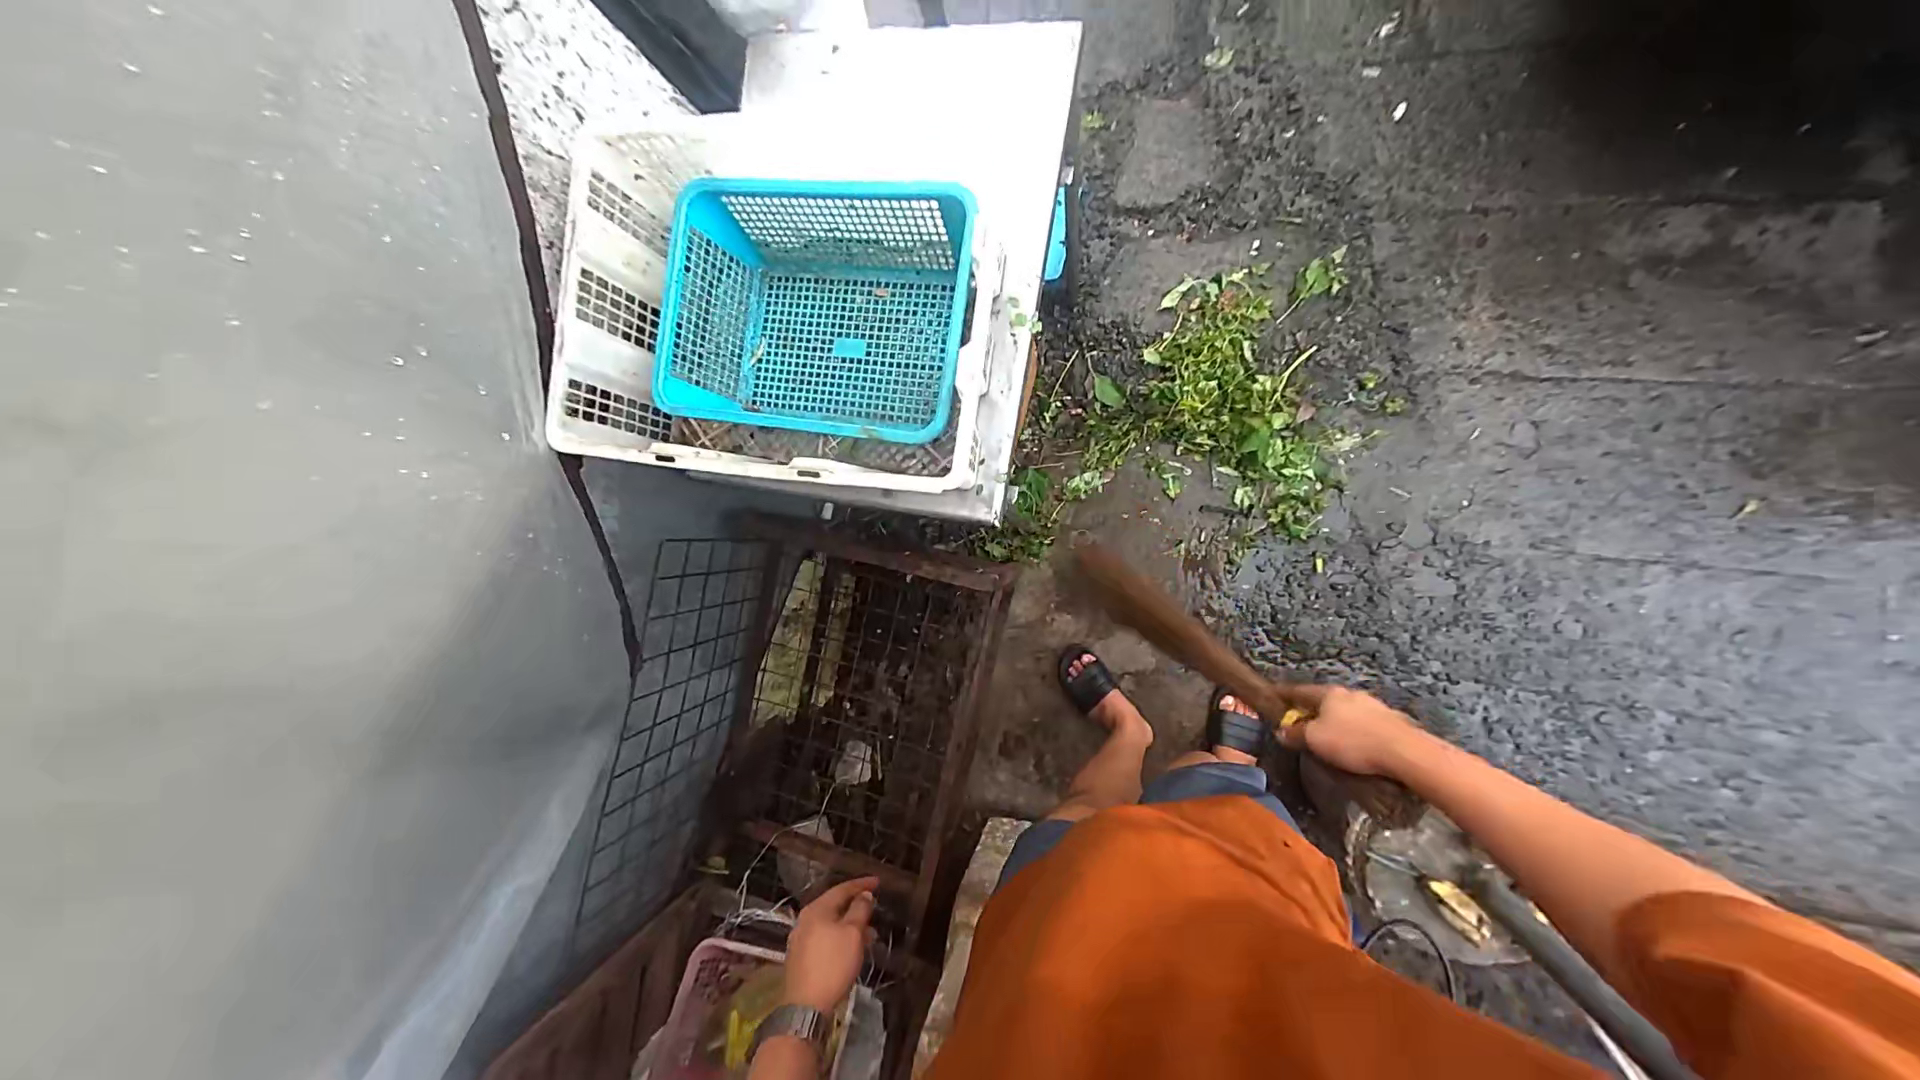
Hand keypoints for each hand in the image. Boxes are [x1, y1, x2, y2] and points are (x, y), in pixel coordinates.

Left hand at [782, 876, 877, 1010]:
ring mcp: (800, 939)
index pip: (842, 889)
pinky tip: (850, 949)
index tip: (878, 882)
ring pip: (830, 924)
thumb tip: (864, 895)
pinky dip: (839, 938)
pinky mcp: (800, 958)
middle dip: (856, 906)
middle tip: (874, 908)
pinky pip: (824, 938)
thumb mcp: (853, 934)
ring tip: (868, 934)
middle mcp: (805, 920)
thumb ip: (860, 910)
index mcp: (816, 909)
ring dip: (849, 925)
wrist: (806, 1007)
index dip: (861, 884)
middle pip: (834, 906)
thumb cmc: (833, 965)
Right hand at [1280, 686, 1431, 776]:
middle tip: (1300, 722)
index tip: (1272, 695)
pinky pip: (1364, 723)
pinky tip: (1356, 743)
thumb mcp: (1315, 740)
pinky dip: (1355, 731)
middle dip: (1312, 710)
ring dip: (1335, 721)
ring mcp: (1374, 706)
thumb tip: (1281, 731)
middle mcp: (1351, 694)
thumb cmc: (1353, 741)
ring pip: (1346, 711)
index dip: (1284, 694)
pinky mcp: (1392, 722)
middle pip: (1324, 701)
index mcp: (1329, 693)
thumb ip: (1296, 734)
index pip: (1299, 690)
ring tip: (1329, 736)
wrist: (1407, 753)